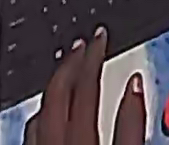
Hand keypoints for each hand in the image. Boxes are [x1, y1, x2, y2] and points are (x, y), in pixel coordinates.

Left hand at [29, 27, 146, 144]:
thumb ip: (132, 126)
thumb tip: (137, 84)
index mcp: (81, 140)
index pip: (86, 86)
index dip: (94, 55)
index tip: (101, 35)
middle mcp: (54, 143)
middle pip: (58, 92)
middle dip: (71, 61)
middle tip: (84, 41)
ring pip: (41, 110)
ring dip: (55, 84)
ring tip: (67, 66)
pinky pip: (31, 132)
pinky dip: (43, 112)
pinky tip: (49, 110)